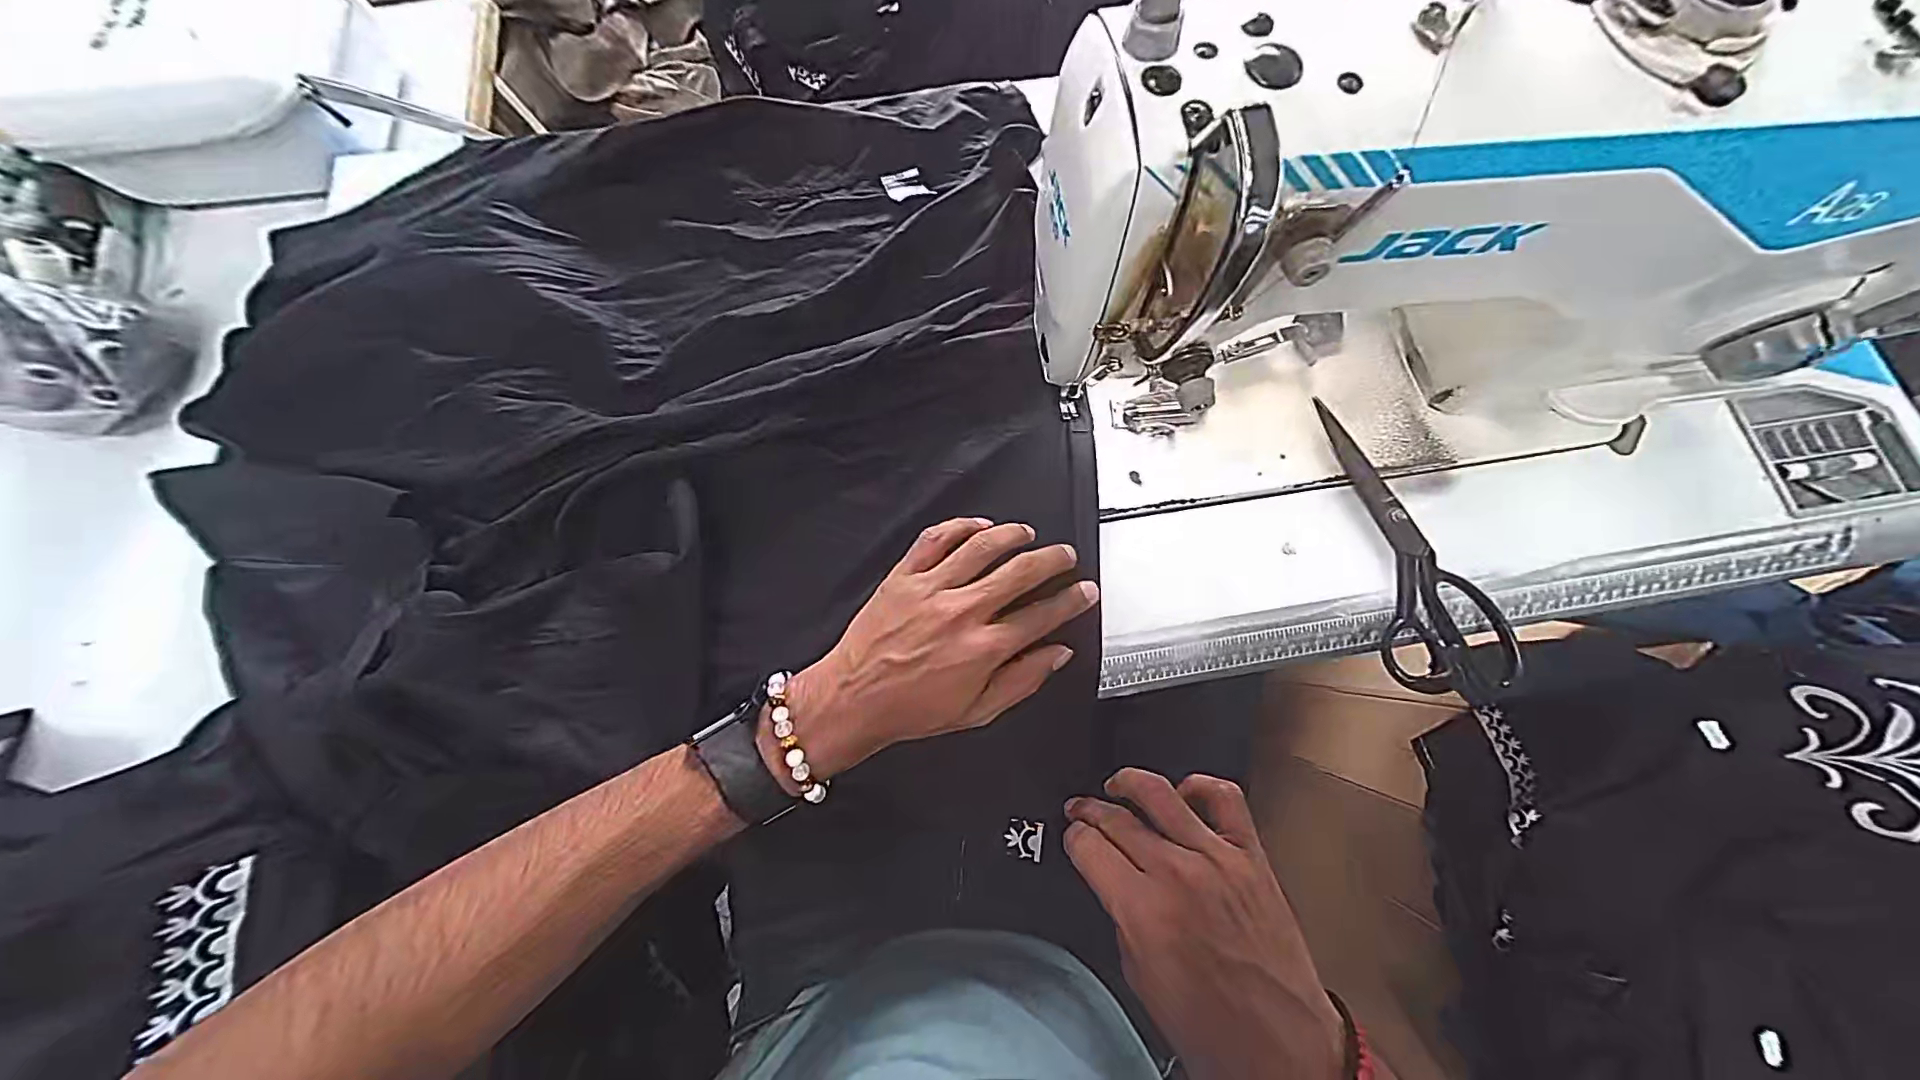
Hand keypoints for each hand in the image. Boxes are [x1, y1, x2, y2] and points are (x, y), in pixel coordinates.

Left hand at [766, 518, 1098, 783]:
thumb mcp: (976, 711)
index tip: (1083, 592)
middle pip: (1020, 572)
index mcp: (982, 649)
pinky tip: (978, 525)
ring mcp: (930, 590)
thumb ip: (1022, 680)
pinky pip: (936, 539)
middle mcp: (960, 613)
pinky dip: (961, 526)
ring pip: (982, 546)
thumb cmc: (908, 709)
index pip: (1041, 615)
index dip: (1070, 601)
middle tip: (1065, 556)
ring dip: (1013, 535)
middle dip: (1053, 560)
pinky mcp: (903, 577)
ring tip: (1028, 533)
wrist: (852, 699)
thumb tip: (1055, 655)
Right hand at [1065, 769, 1346, 1079]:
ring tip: (1118, 785)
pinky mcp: (1252, 856)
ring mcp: (1218, 859)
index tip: (1073, 837)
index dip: (1072, 838)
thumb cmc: (1217, 1031)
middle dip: (1088, 810)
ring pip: (1160, 792)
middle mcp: (1178, 876)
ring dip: (1128, 782)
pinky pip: (1224, 798)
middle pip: (1115, 817)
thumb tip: (1109, 880)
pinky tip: (1184, 792)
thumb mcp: (1140, 978)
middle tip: (1081, 810)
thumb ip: (1120, 916)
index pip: (1088, 845)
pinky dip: (1199, 786)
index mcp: (1144, 911)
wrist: (1286, 1050)